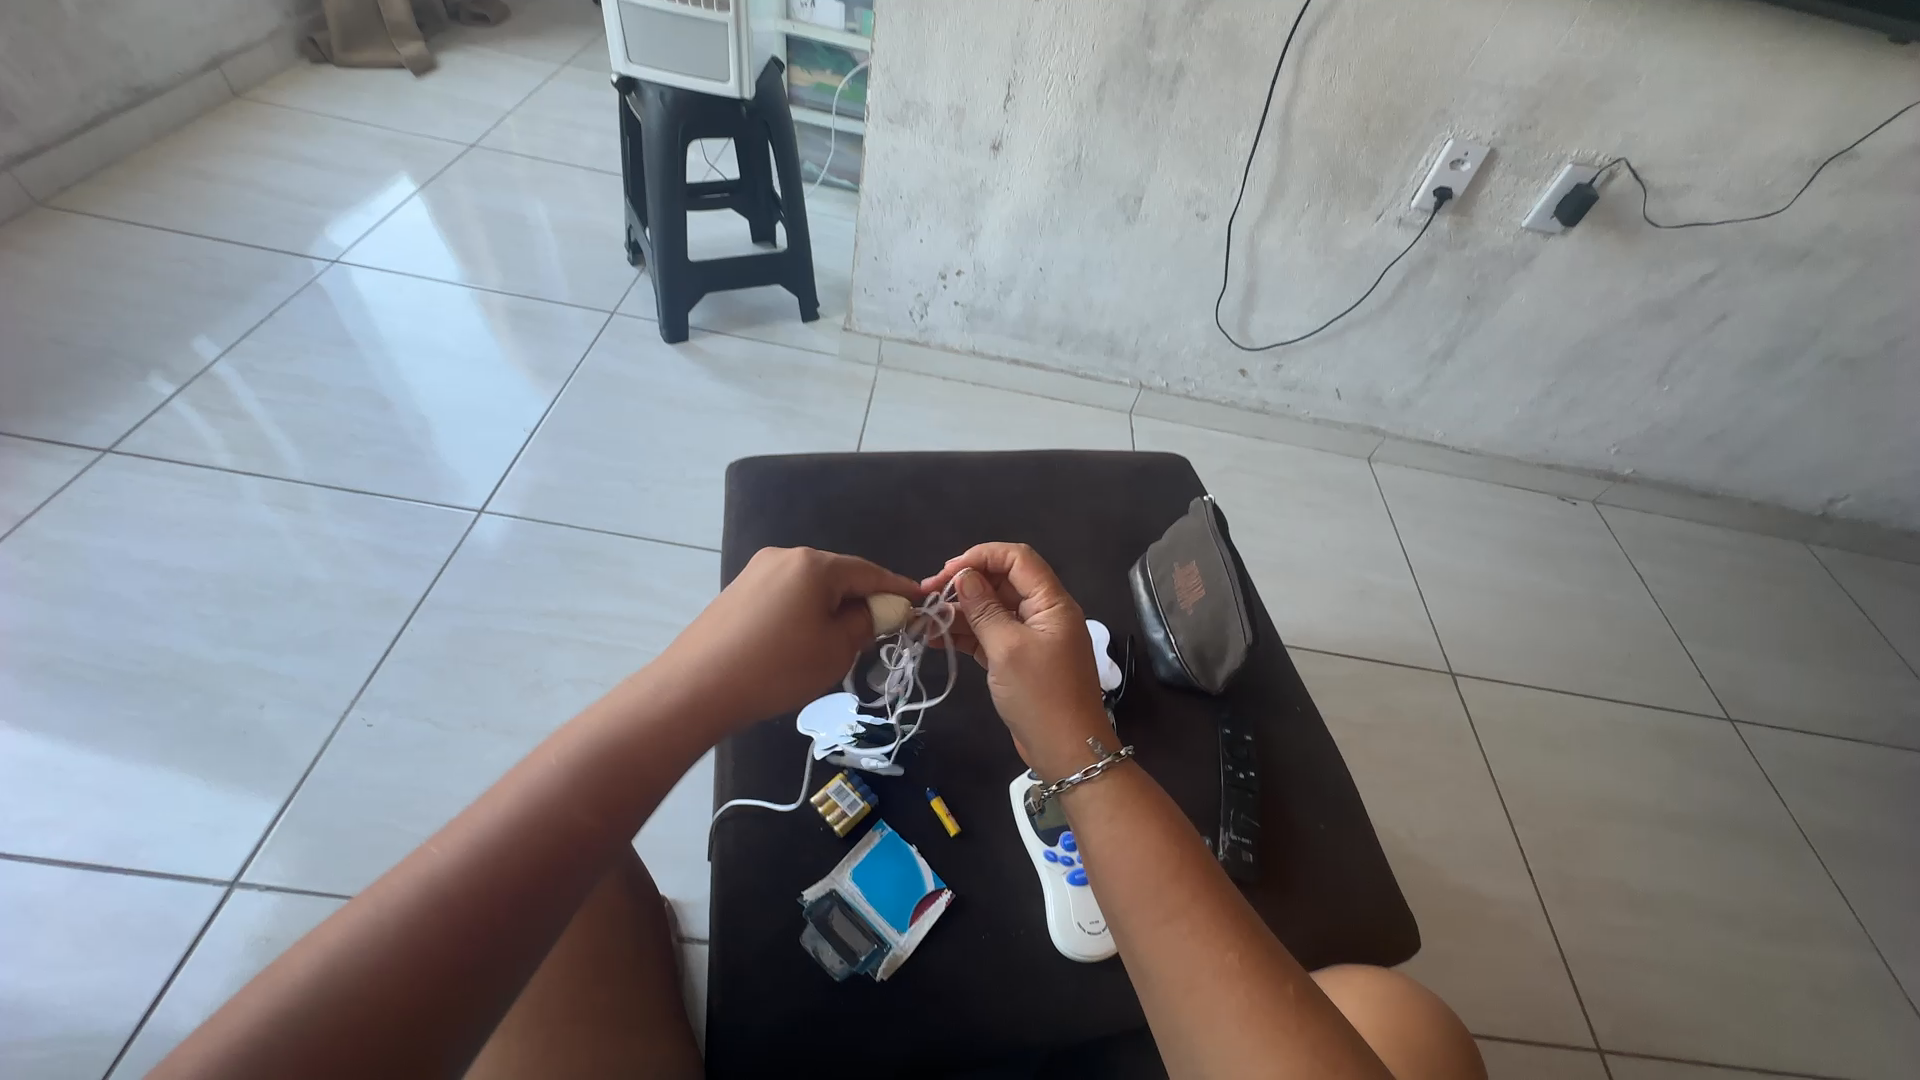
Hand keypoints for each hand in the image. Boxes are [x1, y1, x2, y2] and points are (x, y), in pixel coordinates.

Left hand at [656, 546, 920, 733]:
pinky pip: (786, 596)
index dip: (897, 589)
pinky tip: (803, 640)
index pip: (869, 572)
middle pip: (839, 575)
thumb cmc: (777, 667)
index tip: (918, 601)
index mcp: (814, 565)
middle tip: (881, 629)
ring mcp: (756, 572)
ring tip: (841, 640)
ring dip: (832, 607)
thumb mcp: (836, 649)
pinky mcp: (737, 592)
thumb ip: (866, 622)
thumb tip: (879, 609)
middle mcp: (785, 557)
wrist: (696, 687)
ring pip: (810, 586)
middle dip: (862, 599)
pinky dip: (804, 612)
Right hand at [922, 543, 1111, 777]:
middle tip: (927, 596)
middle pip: (1001, 582)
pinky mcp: (1017, 659)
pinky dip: (964, 634)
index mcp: (1051, 602)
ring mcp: (1030, 637)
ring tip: (922, 620)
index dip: (981, 557)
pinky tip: (934, 638)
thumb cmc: (1041, 697)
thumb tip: (963, 576)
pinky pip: (989, 635)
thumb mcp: (1007, 649)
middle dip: (964, 584)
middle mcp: (1042, 613)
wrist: (1066, 753)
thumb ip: (984, 609)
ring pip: (991, 609)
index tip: (946, 572)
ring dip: (959, 611)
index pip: (1017, 558)